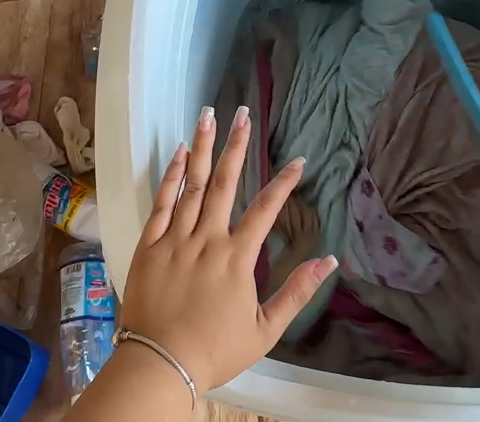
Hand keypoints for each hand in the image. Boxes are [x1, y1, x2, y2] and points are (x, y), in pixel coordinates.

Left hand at [118, 104, 337, 389]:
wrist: (159, 366)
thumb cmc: (215, 350)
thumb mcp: (266, 329)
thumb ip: (297, 292)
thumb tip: (329, 261)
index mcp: (237, 256)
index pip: (265, 209)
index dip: (284, 183)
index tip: (299, 159)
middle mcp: (208, 239)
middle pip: (225, 182)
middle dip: (236, 145)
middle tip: (243, 113)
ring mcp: (176, 239)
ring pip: (193, 185)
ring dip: (204, 148)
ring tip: (209, 115)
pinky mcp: (150, 246)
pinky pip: (162, 204)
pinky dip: (172, 176)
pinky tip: (181, 152)